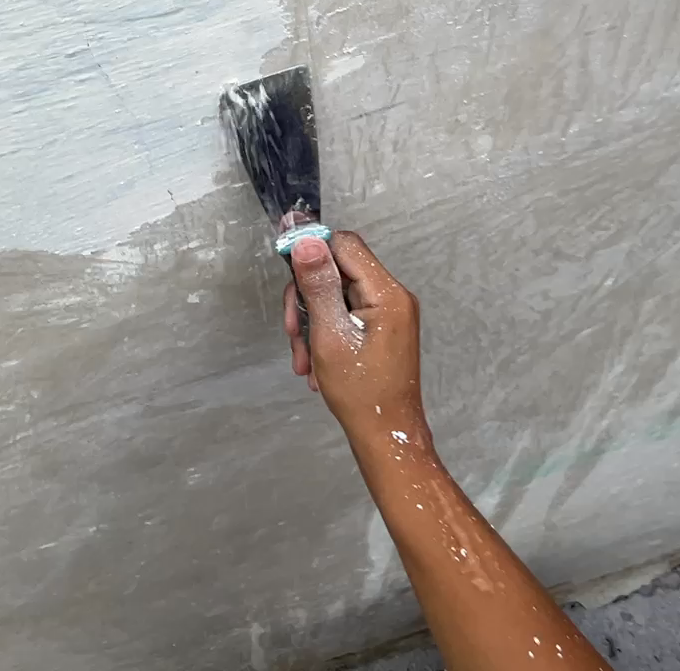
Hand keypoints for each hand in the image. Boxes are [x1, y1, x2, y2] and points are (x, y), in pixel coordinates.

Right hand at [283, 232, 424, 435]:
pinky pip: (344, 313)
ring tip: (302, 356)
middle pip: (337, 270)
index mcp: (386, 293)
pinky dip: (324, 331)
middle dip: (307, 298)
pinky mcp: (382, 327)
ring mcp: (388, 312)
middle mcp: (392, 296)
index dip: (312, 252)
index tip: (288, 274)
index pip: (344, 245)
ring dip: (311, 321)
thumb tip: (307, 242)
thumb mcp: (330, 335)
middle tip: (293, 331)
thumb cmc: (361, 393)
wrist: (386, 437)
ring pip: (335, 294)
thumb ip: (318, 285)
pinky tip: (314, 360)